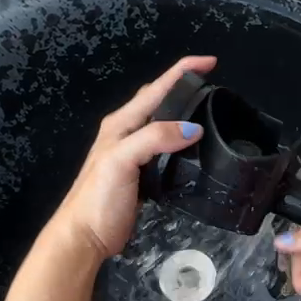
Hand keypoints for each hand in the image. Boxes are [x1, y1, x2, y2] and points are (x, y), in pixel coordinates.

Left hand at [46, 56, 215, 261]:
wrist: (84, 238)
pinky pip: (167, 148)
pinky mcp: (142, 174)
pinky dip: (183, 141)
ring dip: (186, 114)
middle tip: (215, 87)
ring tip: (212, 112)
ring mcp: (134, 154)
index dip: (183, 71)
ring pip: (165, 124)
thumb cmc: (99, 198)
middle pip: (160, 101)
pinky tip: (197, 149)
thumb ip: (154, 139)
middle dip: (186, 87)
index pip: (157, 88)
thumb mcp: (122, 162)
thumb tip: (193, 128)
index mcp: (121, 124)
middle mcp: (127, 132)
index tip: (211, 62)